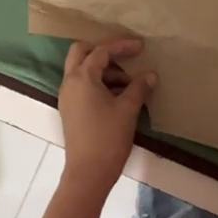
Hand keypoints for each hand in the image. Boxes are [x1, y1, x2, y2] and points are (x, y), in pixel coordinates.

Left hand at [58, 39, 156, 188]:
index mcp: (81, 77)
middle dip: (104, 50)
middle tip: (127, 56)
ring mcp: (67, 97)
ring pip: (82, 70)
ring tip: (130, 83)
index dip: (122, 45)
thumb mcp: (128, 109)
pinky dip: (99, 83)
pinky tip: (119, 96)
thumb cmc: (108, 137)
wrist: (88, 172)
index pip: (100, 51)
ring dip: (104, 69)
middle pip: (81, 52)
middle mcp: (69, 82)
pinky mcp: (70, 110)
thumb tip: (150, 75)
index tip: (141, 46)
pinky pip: (83, 86)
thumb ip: (139, 88)